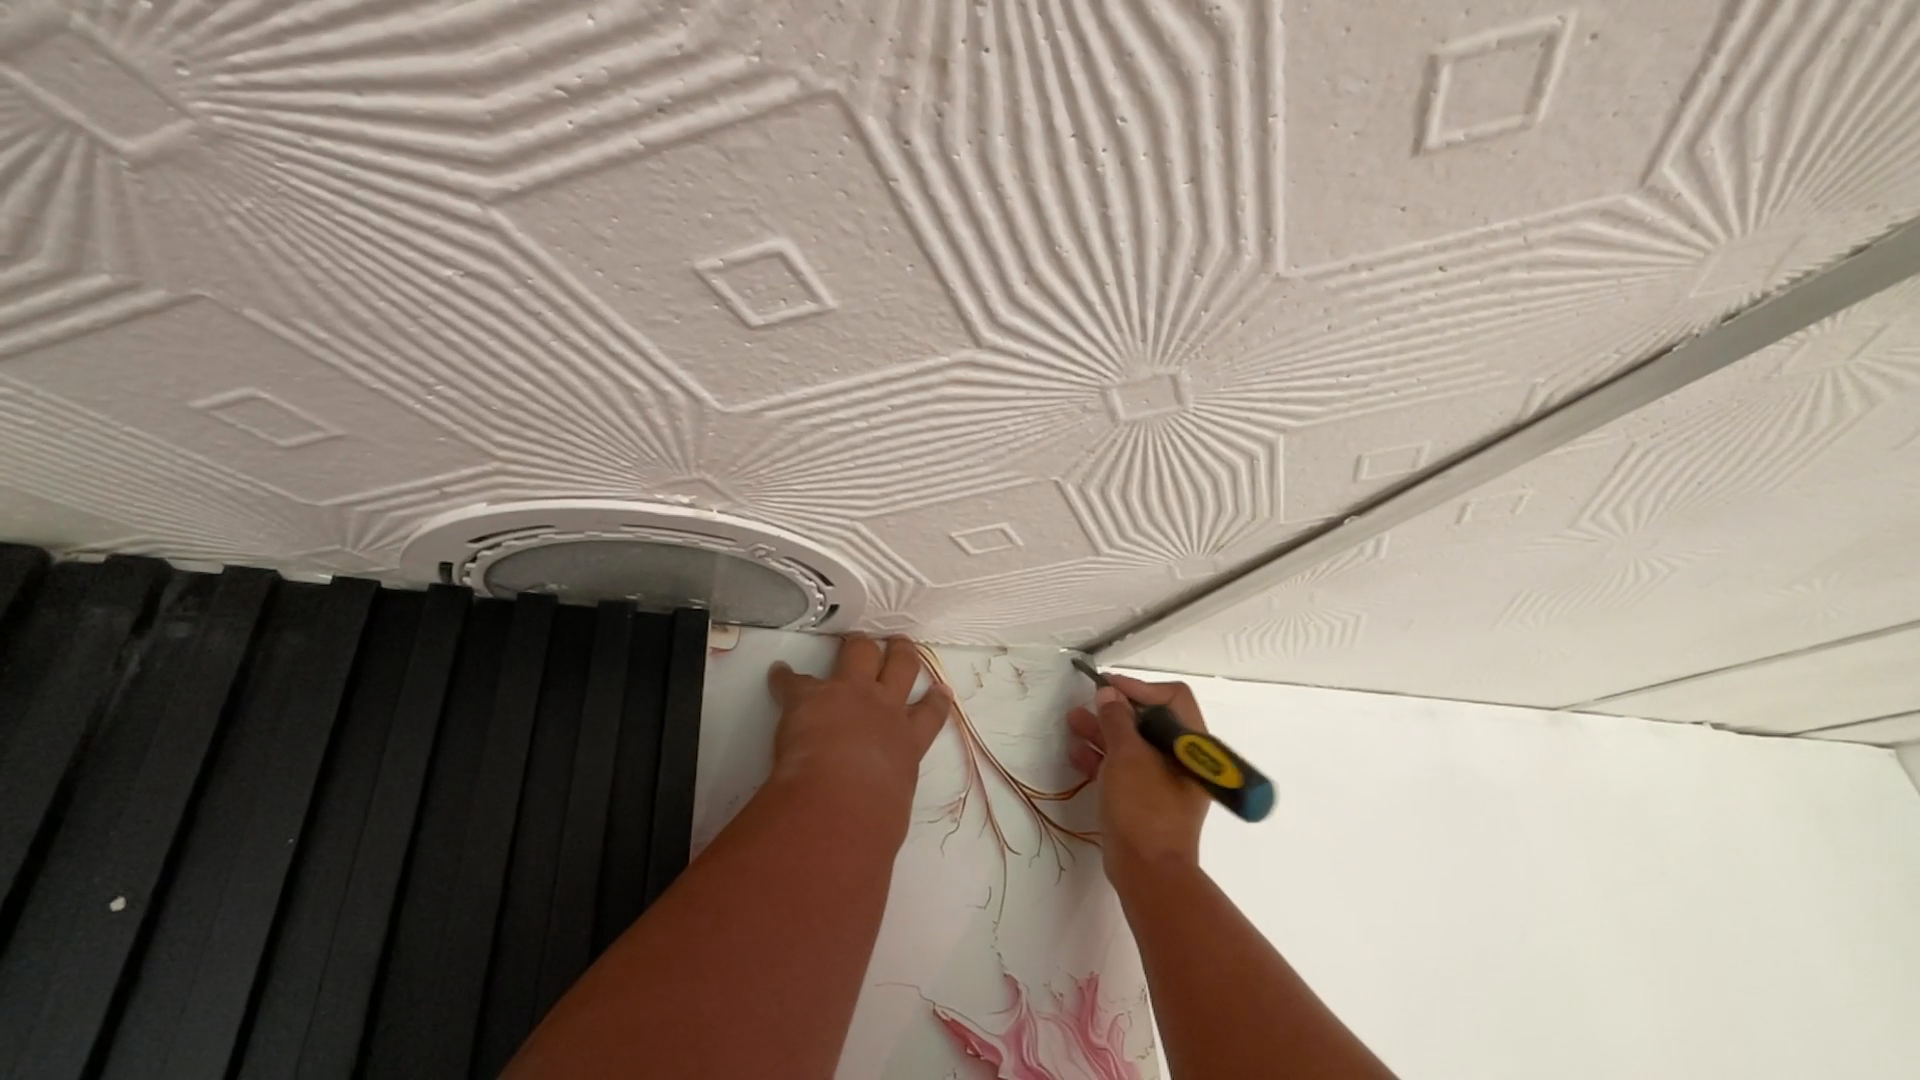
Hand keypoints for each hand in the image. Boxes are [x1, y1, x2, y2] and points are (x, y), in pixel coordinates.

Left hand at [766, 635, 952, 807]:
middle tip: (900, 643)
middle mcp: (885, 708)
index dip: (936, 700)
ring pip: (863, 654)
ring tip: (858, 640)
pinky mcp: (810, 695)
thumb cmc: (875, 815)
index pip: (930, 714)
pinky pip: (794, 679)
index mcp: (908, 740)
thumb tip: (880, 814)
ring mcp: (850, 694)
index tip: (940, 690)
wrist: (843, 796)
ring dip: (860, 645)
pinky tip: (778, 672)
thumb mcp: (893, 804)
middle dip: (902, 653)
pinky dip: (783, 676)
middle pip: (901, 667)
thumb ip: (888, 797)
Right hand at [1066, 674, 1210, 890]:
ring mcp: (1164, 781)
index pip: (1171, 698)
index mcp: (1191, 745)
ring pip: (1133, 745)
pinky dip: (1102, 758)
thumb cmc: (1143, 807)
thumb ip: (1117, 720)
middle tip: (1087, 703)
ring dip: (1103, 731)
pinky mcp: (1145, 799)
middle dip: (1115, 710)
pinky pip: (1125, 769)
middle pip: (1150, 720)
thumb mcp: (1127, 756)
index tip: (1108, 688)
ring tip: (1072, 722)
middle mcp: (1182, 759)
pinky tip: (1076, 752)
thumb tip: (1109, 693)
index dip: (1139, 687)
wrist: (1148, 872)